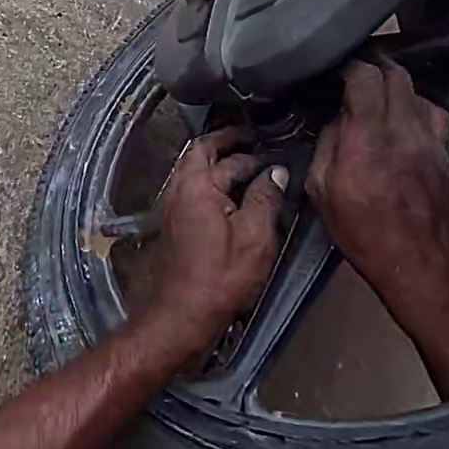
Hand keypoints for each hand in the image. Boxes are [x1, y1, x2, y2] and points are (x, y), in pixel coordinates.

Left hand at [143, 126, 286, 357]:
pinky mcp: (174, 221)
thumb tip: (276, 173)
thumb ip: (265, 198)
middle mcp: (178, 189)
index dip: (249, 150)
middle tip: (251, 139)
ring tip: (245, 163)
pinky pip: (191, 187)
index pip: (224, 156)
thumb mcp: (256, 236)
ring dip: (216, 161)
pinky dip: (210, 179)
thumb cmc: (222, 275)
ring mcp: (172, 205)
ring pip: (192, 169)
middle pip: (198, 153)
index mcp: (196, 186)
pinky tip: (231, 191)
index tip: (270, 147)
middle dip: (224, 142)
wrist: (185, 308)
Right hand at [305, 59, 448, 305]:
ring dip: (394, 85)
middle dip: (372, 67)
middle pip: (397, 76)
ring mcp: (432, 141)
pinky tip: (400, 118)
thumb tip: (336, 122)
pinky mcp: (446, 154)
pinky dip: (413, 106)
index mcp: (369, 138)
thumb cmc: (362, 231)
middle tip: (350, 73)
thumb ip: (328, 146)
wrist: (420, 263)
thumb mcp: (321, 189)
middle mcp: (405, 131)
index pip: (366, 78)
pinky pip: (433, 115)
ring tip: (373, 93)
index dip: (348, 65)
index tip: (332, 68)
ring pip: (418, 92)